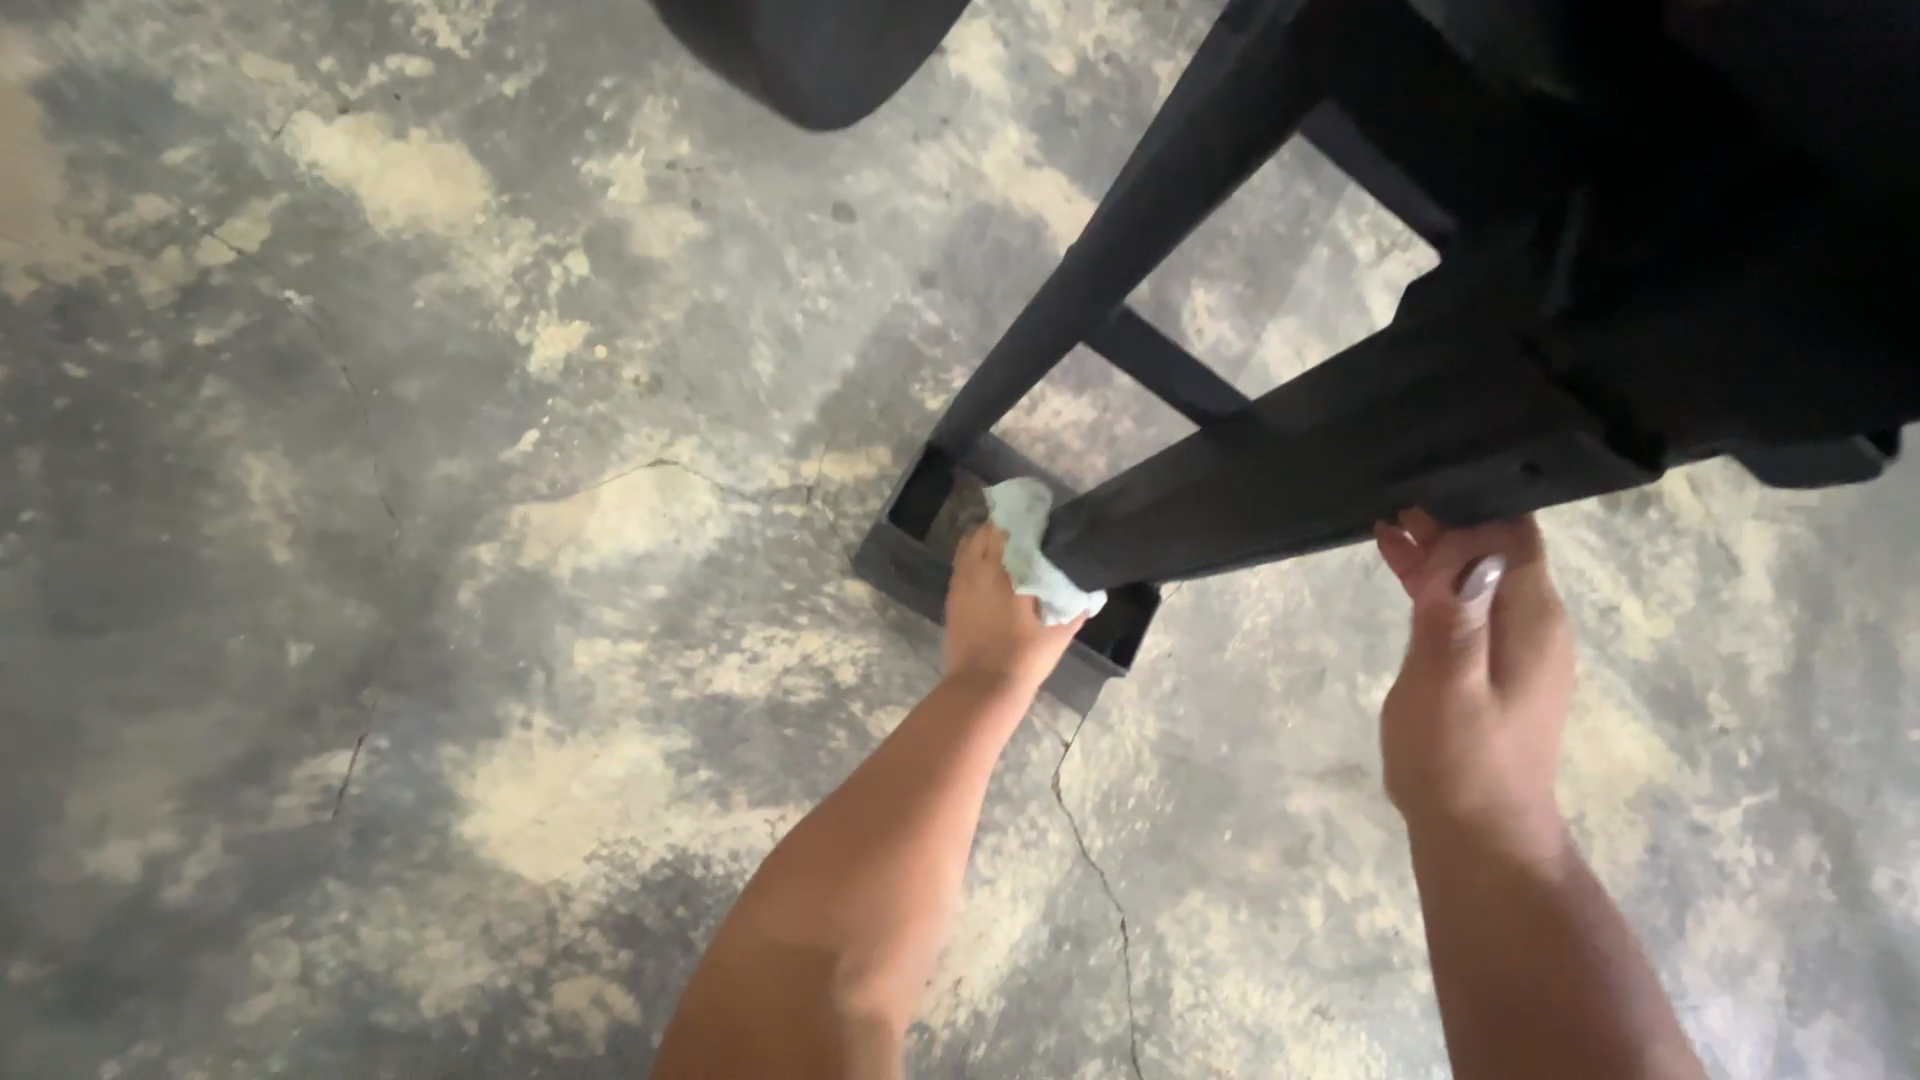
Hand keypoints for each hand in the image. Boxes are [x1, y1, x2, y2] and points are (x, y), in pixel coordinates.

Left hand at [943, 524, 1085, 688]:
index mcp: (1002, 573)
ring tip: (1004, 544)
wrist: (982, 687)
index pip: (1007, 530)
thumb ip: (1074, 608)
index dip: (1021, 520)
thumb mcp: (1057, 634)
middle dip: (1000, 527)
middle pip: (983, 533)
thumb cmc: (1023, 658)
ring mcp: (959, 585)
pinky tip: (988, 569)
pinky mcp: (951, 600)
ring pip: (967, 547)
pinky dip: (972, 559)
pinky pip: (960, 566)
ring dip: (983, 540)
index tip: (1037, 518)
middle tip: (1022, 529)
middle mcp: (976, 571)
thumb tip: (1089, 592)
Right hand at [1374, 510, 1574, 863]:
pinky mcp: (1488, 665)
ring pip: (1477, 578)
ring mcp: (1512, 647)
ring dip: (1438, 552)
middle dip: (1452, 525)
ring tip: (1388, 523)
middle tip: (1397, 501)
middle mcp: (1533, 626)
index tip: (1425, 495)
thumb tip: (1467, 551)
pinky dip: (1435, 583)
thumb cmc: (1458, 761)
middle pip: (1497, 554)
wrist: (1478, 833)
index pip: (1515, 541)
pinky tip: (1399, 565)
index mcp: (1531, 622)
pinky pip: (1466, 607)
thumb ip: (1455, 617)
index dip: (1475, 513)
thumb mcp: (1446, 686)